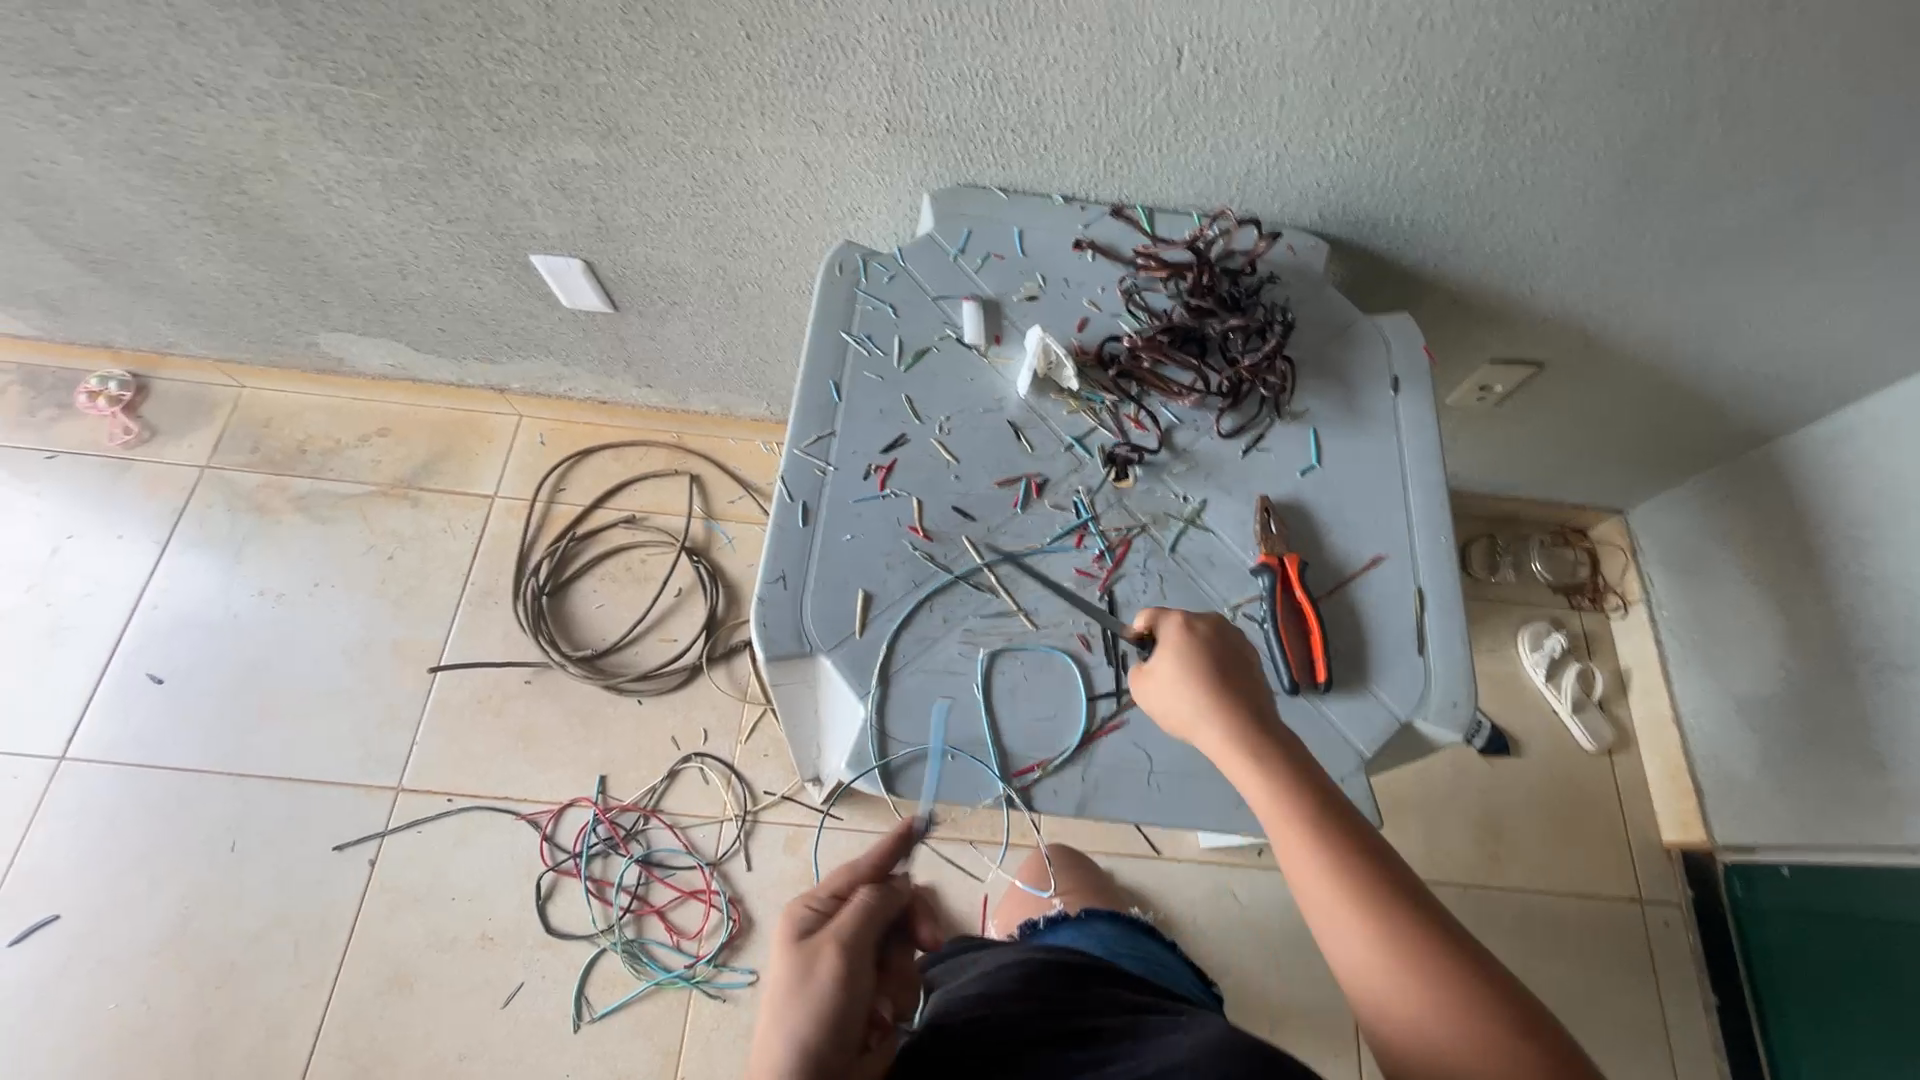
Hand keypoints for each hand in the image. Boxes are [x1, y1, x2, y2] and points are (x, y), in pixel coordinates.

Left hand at [744, 819, 946, 1079]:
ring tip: (880, 1007)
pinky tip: (879, 1023)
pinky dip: (897, 998)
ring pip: (904, 944)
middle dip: (910, 927)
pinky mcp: (871, 996)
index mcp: (816, 911)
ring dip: (900, 974)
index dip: (894, 846)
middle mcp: (836, 930)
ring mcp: (855, 965)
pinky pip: (903, 978)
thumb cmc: (813, 1013)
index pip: (863, 869)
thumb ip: (875, 906)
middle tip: (931, 943)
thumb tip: (899, 883)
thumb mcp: (841, 950)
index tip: (923, 820)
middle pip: (893, 905)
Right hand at [1130, 608, 1279, 754]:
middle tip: (1168, 675)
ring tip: (1197, 684)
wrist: (1239, 729)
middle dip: (1169, 644)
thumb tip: (1152, 663)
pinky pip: (1225, 652)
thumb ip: (1138, 666)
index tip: (1140, 657)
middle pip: (1178, 626)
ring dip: (1195, 652)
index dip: (1137, 633)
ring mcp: (1234, 635)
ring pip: (1204, 638)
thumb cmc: (1184, 704)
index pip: (1147, 616)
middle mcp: (1208, 619)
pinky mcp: (1253, 653)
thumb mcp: (1140, 688)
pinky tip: (1218, 689)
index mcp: (1178, 622)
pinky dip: (1217, 663)